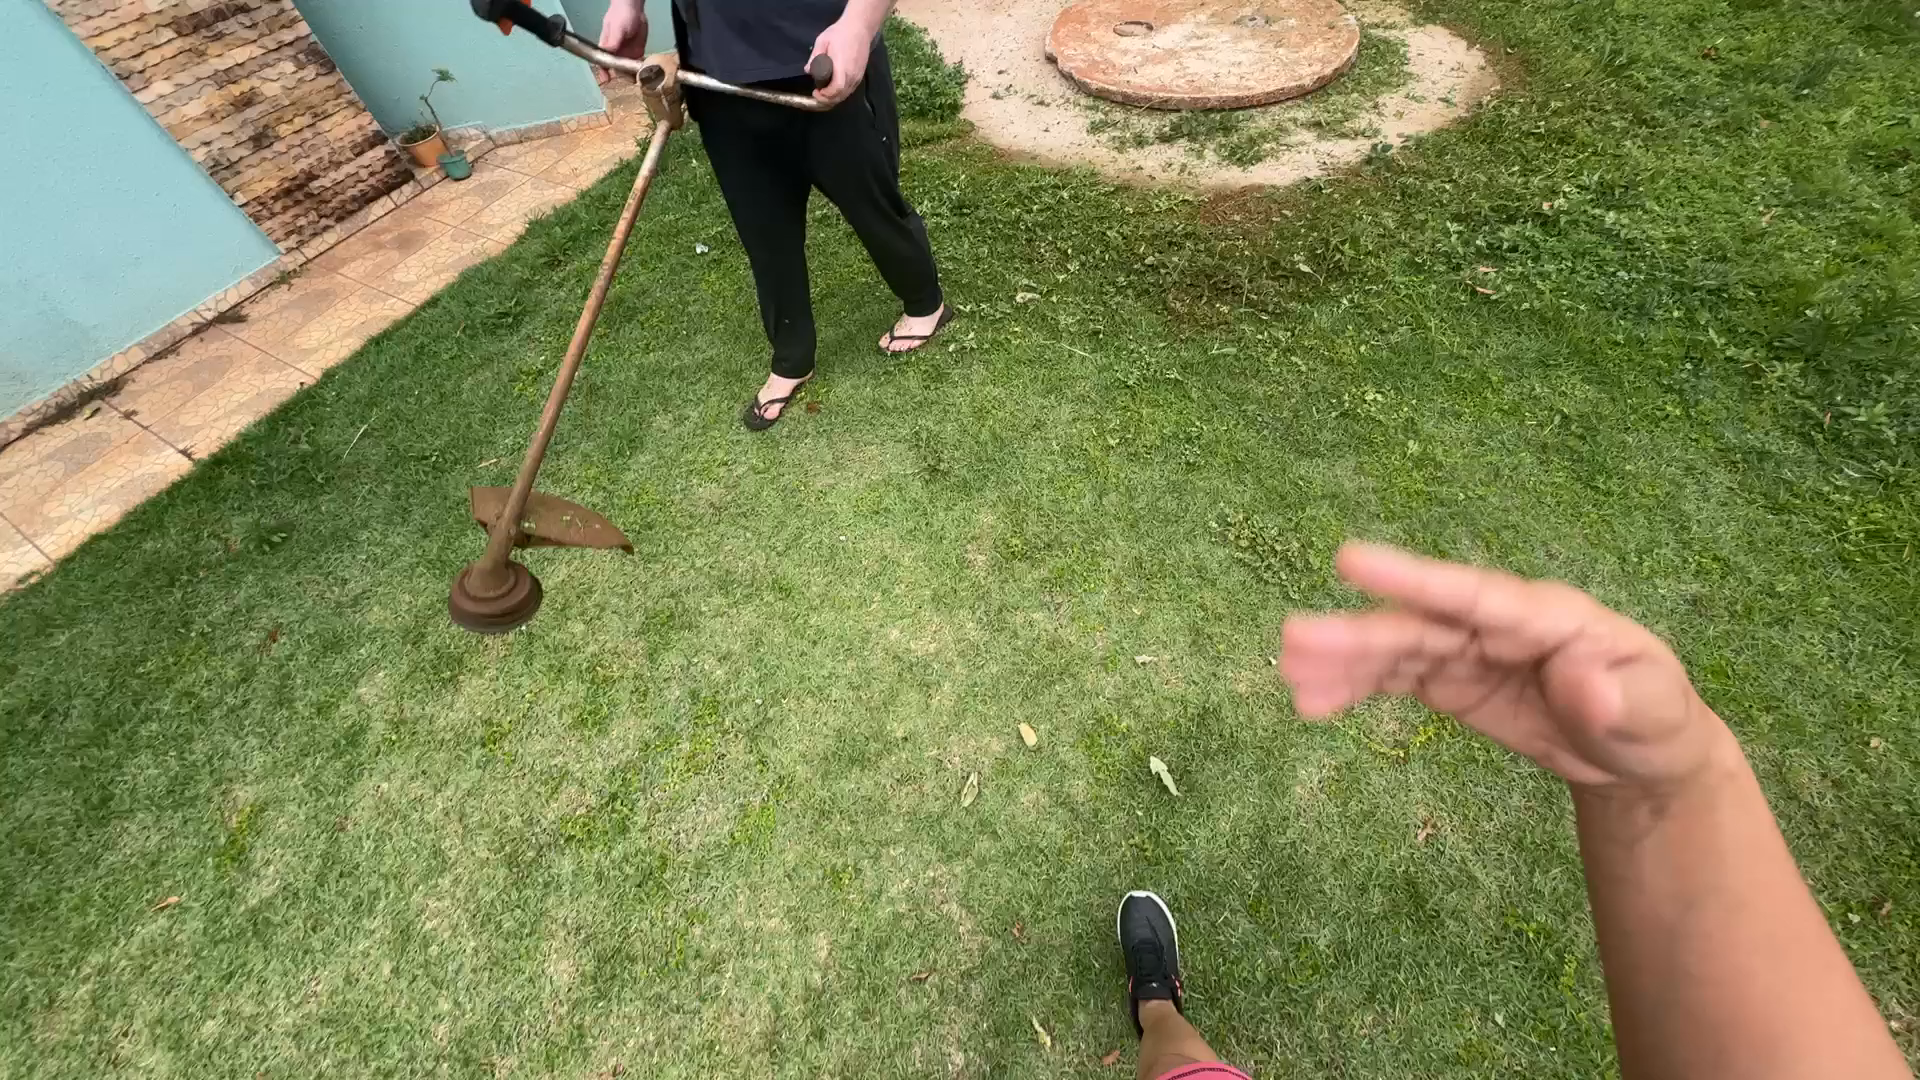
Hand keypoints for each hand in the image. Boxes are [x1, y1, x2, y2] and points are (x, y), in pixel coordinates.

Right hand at [595, 0, 648, 85]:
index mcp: (608, 46)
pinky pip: (638, 66)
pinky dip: (642, 72)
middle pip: (617, 69)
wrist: (634, 9)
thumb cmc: (621, 15)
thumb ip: (613, 41)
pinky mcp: (637, 54)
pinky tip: (647, 77)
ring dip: (633, 77)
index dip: (603, 71)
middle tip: (630, 81)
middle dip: (622, 77)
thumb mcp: (616, 28)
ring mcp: (627, 54)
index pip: (603, 61)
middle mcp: (617, 53)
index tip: (606, 80)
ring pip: (628, 70)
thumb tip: (607, 53)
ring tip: (640, 81)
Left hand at [808, 18, 872, 105]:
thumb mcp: (823, 41)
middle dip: (827, 100)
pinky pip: (849, 91)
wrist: (859, 28)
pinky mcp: (859, 77)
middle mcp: (852, 76)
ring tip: (823, 94)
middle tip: (817, 96)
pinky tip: (833, 91)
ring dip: (834, 98)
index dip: (825, 95)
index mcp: (842, 67)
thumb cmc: (840, 33)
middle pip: (840, 96)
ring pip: (845, 96)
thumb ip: (815, 56)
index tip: (816, 92)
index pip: (836, 89)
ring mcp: (857, 78)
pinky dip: (840, 94)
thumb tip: (808, 70)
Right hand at [1280, 542, 1731, 793]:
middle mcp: (1486, 623)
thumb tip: (1586, 683)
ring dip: (1337, 661)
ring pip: (1388, 649)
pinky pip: (1385, 679)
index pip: (1470, 594)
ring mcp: (1457, 649)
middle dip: (1353, 633)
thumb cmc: (1653, 721)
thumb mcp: (1661, 718)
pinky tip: (1312, 702)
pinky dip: (1347, 688)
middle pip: (1412, 625)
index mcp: (1542, 616)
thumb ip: (1628, 698)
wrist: (1629, 748)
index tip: (1348, 558)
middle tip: (1292, 641)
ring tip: (1290, 676)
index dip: (1408, 577)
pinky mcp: (1439, 676)